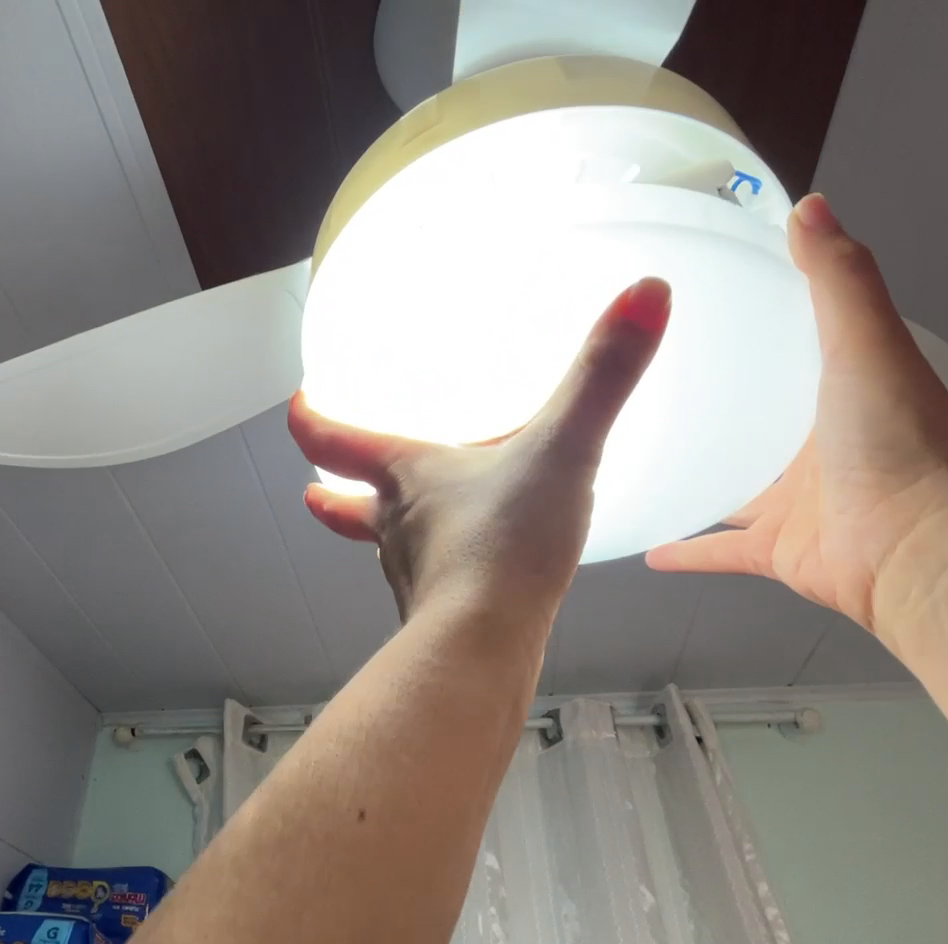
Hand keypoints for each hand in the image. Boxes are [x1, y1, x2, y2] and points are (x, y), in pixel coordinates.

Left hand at [289, 279, 669, 624]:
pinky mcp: (439, 616)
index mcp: (408, 477)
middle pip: (350, 507)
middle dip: (333, 496)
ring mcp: (413, 576)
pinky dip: (437, 571)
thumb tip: (647, 292)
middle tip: (314, 490)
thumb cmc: (506, 544)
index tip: (300, 403)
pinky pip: (432, 584)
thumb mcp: (560, 449)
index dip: (311, 419)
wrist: (488, 646)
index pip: (335, 439)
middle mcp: (396, 527)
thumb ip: (600, 378)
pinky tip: (465, 577)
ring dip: (382, 533)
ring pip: (387, 548)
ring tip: (393, 525)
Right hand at [646, 194, 947, 633]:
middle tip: (645, 395)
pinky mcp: (775, 552)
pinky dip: (684, 551)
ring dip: (695, 483)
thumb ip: (836, 280)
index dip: (753, 336)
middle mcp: (817, 451)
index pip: (792, 360)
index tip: (694, 316)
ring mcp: (795, 505)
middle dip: (714, 415)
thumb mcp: (864, 344)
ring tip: (635, 464)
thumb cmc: (895, 439)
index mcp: (842, 397)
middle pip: (757, 428)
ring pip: (733, 493)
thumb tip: (807, 205)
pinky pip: (719, 550)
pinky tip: (641, 545)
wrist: (921, 547)